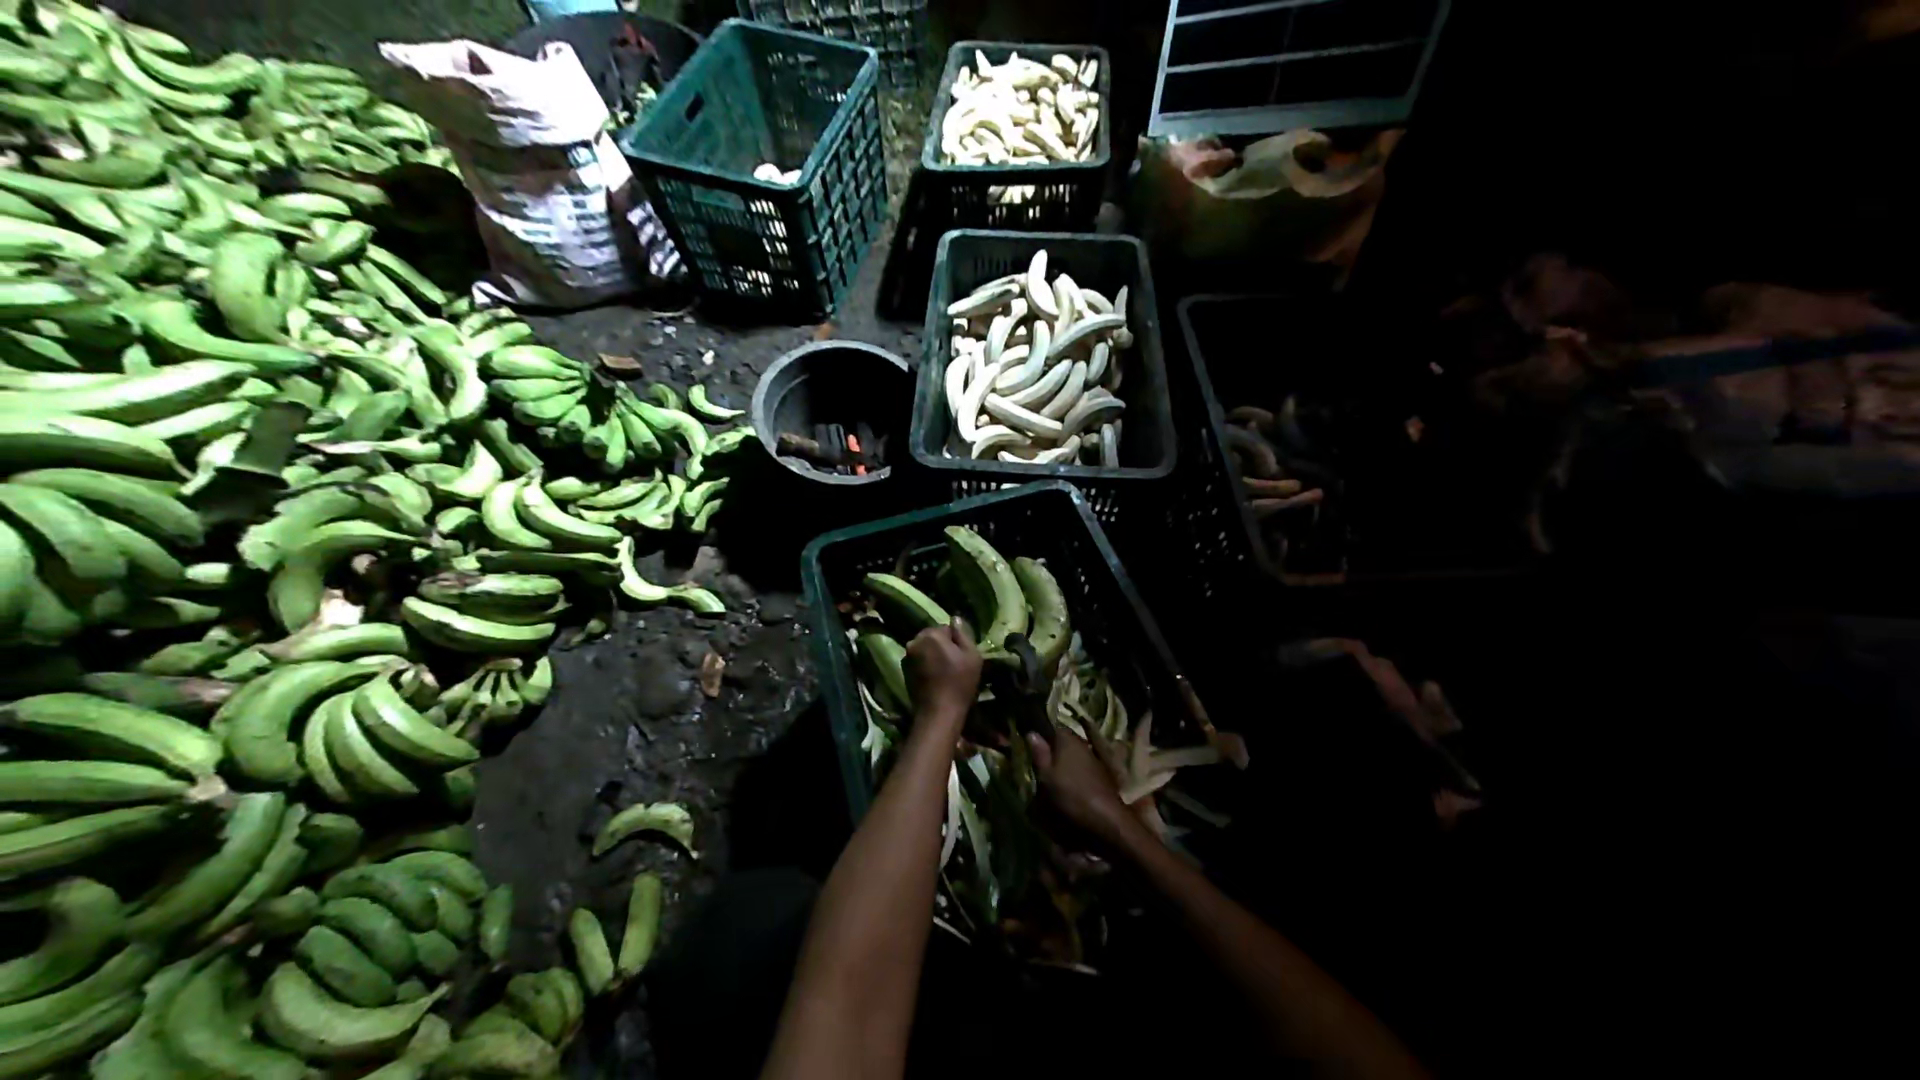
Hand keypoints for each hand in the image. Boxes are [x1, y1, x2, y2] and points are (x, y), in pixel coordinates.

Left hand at [904, 620, 980, 722]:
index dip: (957, 641)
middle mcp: (915, 641)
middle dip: (942, 646)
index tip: (963, 656)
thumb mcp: (971, 655)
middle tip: (955, 663)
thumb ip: (962, 633)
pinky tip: (935, 678)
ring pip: (925, 649)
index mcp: (930, 634)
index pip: (947, 628)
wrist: (938, 711)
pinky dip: (926, 665)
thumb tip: (955, 618)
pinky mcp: (904, 671)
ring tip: (945, 671)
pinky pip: (919, 661)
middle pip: (933, 638)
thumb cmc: (959, 681)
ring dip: (933, 655)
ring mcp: (907, 657)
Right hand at [1027, 727, 1140, 851]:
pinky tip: (1073, 783)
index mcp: (1068, 739)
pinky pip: (1087, 765)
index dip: (1045, 736)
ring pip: (1078, 753)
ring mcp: (1096, 758)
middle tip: (1045, 762)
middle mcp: (1083, 743)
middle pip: (1067, 740)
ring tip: (1057, 774)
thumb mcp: (1047, 776)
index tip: (1036, 746)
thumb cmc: (1070, 793)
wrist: (1105, 817)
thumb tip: (1032, 733)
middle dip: (1057, 748)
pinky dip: (1079, 771)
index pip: (1054, 728)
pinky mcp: (1104, 773)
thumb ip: (1040, 754)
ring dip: (1069, 760)